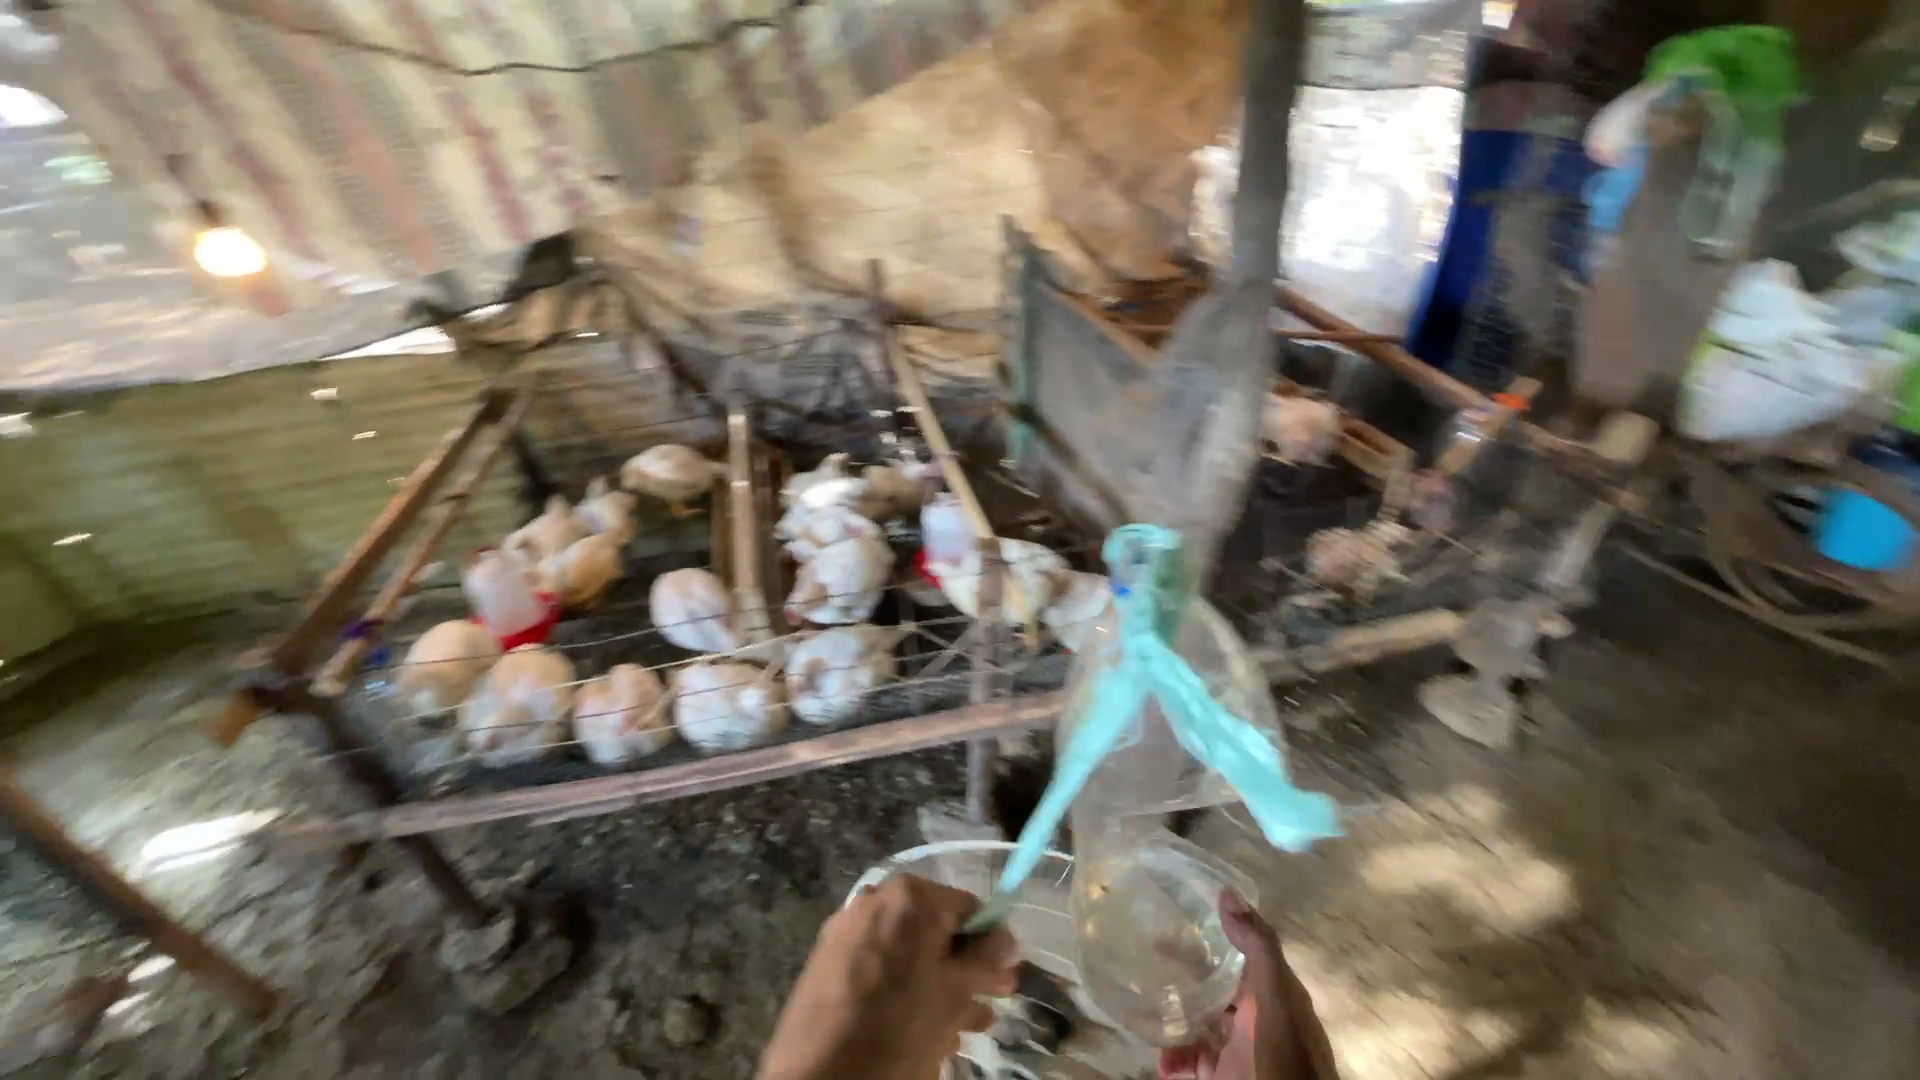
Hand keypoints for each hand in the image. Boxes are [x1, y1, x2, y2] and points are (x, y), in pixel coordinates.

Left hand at [758, 874, 1019, 1079]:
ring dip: (941, 983)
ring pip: (908, 951)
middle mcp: (876, 899)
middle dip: (967, 967)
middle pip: (935, 929)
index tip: (1005, 973)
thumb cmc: (898, 1024)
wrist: (819, 1073)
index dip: (991, 940)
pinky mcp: (829, 960)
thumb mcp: (954, 993)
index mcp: (910, 896)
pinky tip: (926, 1025)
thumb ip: (984, 959)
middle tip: (993, 998)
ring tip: (967, 1024)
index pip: (967, 907)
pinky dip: (905, 985)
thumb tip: (1004, 937)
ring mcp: (849, 929)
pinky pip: (880, 963)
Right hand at [1159, 891, 1336, 1079]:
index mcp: (1275, 995)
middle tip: (1149, 950)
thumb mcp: (1276, 1000)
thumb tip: (1227, 891)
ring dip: (1175, 1015)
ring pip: (1202, 1023)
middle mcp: (1259, 1021)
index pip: (1244, 951)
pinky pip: (1194, 1063)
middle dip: (1186, 968)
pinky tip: (1162, 1061)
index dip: (1216, 930)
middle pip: (1218, 984)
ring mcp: (1242, 1054)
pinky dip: (1176, 1060)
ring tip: (1146, 1006)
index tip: (1178, 913)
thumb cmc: (1285, 1062)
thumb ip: (1256, 948)